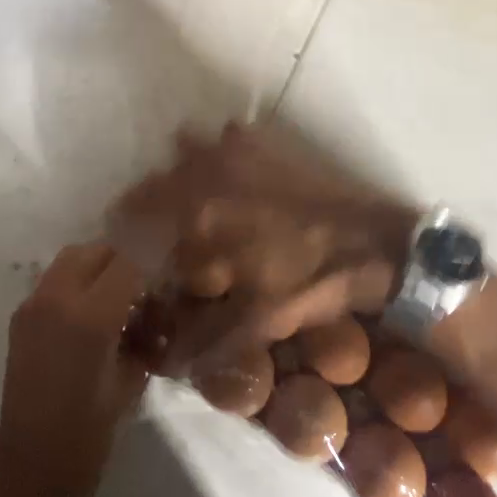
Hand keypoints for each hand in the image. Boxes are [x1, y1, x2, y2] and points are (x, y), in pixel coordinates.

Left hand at [0, 243, 149, 496]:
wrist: (33, 462)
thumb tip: (156, 307)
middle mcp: (56, 297)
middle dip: (123, 262)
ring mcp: (33, 302)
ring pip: (71, 258)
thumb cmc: (91, 429)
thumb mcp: (132, 378)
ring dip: (97, 268)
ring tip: (114, 300)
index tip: (165, 274)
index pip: (127, 261)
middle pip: (96, 250)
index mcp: (90, 316)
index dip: (150, 263)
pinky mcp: (20, 314)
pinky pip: (53, 280)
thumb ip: (145, 333)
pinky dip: (75, 284)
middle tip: (142, 291)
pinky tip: (89, 314)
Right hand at [107, 124, 418, 373]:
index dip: (124, 224)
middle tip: (153, 219)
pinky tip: (231, 171)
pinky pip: (227, 135)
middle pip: (159, 176)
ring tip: (190, 193)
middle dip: (149, 197)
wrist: (376, 243)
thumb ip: (210, 337)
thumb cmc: (313, 281)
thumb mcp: (262, 319)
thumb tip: (171, 362)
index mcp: (200, 213)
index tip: (120, 234)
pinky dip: (220, 148)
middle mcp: (209, 173)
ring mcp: (239, 151)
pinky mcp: (267, 143)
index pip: (138, 210)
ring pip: (188, 147)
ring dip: (181, 166)